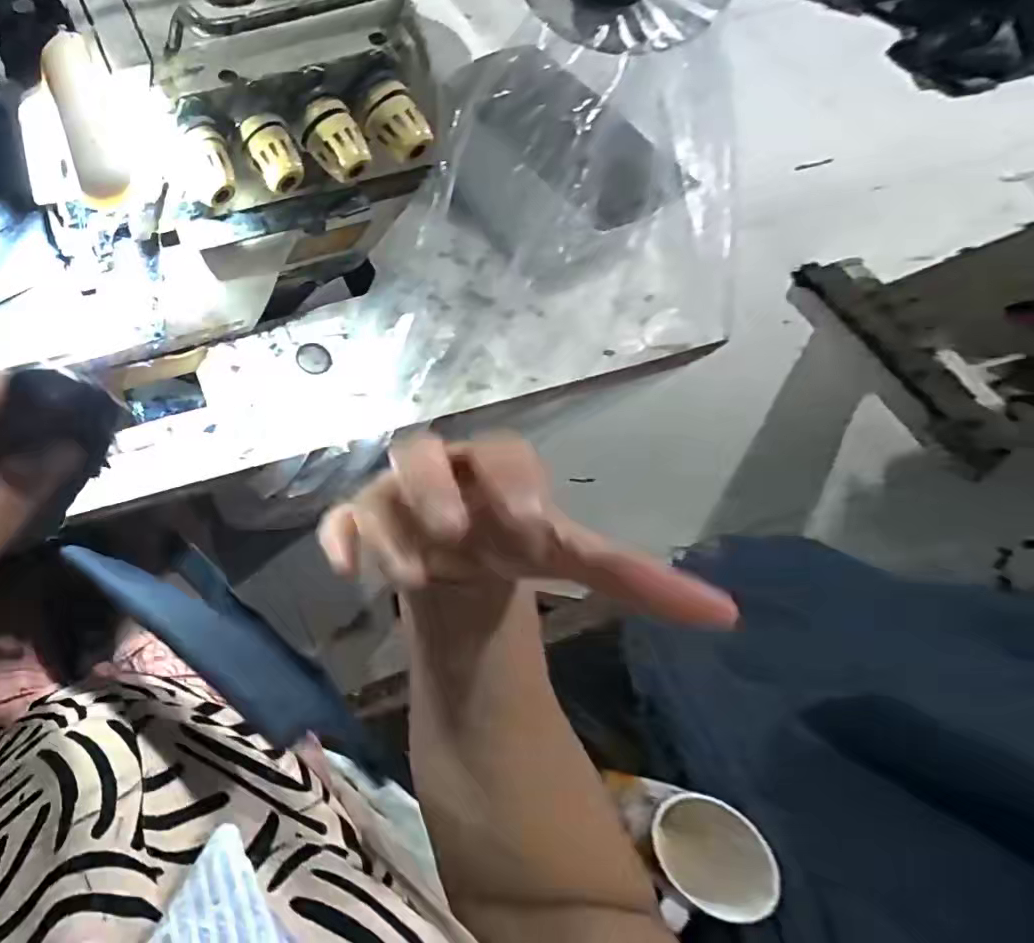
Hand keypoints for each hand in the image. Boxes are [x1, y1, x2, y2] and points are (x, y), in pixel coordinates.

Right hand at [317, 433, 736, 628]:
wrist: (458, 552)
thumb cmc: (510, 540)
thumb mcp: (568, 556)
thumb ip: (631, 578)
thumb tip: (727, 614)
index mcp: (488, 467)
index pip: (498, 451)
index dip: (512, 480)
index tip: (534, 527)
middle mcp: (434, 471)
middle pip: (418, 451)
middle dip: (430, 484)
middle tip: (452, 528)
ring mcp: (391, 496)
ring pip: (377, 496)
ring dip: (390, 532)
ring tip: (414, 579)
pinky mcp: (360, 523)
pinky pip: (339, 520)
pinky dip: (337, 537)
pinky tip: (347, 569)